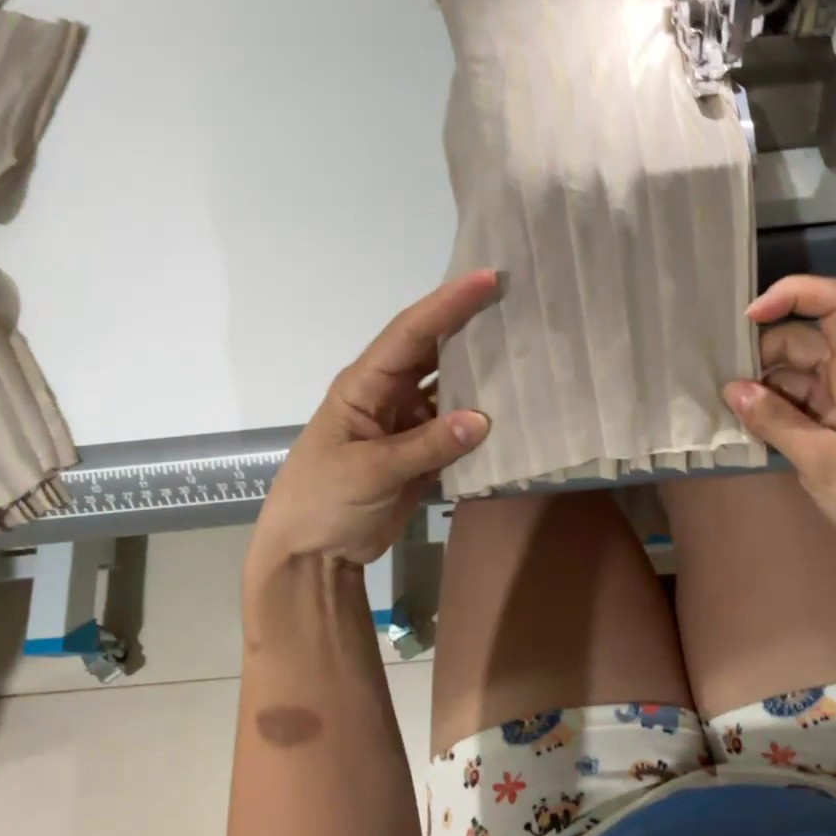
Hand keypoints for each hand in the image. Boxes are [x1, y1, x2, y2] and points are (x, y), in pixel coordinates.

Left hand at [251, 270, 499, 568]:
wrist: (310, 556)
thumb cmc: (322, 501)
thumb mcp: (370, 470)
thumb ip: (427, 445)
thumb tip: (484, 419)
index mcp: (363, 386)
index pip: (410, 334)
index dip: (447, 305)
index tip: (487, 279)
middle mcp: (386, 396)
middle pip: (433, 354)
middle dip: (470, 328)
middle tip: (516, 304)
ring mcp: (404, 426)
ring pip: (448, 391)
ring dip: (480, 378)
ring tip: (525, 354)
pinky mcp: (419, 456)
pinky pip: (455, 432)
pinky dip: (479, 426)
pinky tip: (511, 414)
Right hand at [723, 276, 835, 557]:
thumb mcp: (820, 462)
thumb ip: (775, 422)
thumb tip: (732, 390)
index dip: (796, 292)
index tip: (751, 317)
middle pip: (807, 336)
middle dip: (763, 351)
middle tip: (726, 383)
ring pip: (797, 367)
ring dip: (764, 381)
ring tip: (732, 407)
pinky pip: (799, 395)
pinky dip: (773, 403)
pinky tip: (750, 422)